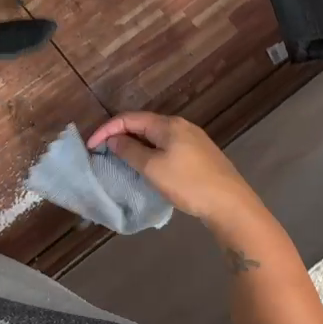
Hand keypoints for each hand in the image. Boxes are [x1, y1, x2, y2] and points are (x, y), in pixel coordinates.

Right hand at [86, 112, 260, 227]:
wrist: (231, 205)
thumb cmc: (188, 183)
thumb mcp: (152, 168)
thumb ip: (129, 150)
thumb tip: (114, 139)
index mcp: (168, 125)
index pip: (129, 118)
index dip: (106, 129)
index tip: (91, 145)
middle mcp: (181, 126)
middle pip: (142, 124)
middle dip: (120, 135)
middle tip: (103, 151)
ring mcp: (193, 139)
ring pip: (155, 136)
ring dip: (135, 144)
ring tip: (120, 158)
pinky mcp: (200, 154)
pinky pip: (167, 145)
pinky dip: (150, 151)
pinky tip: (147, 165)